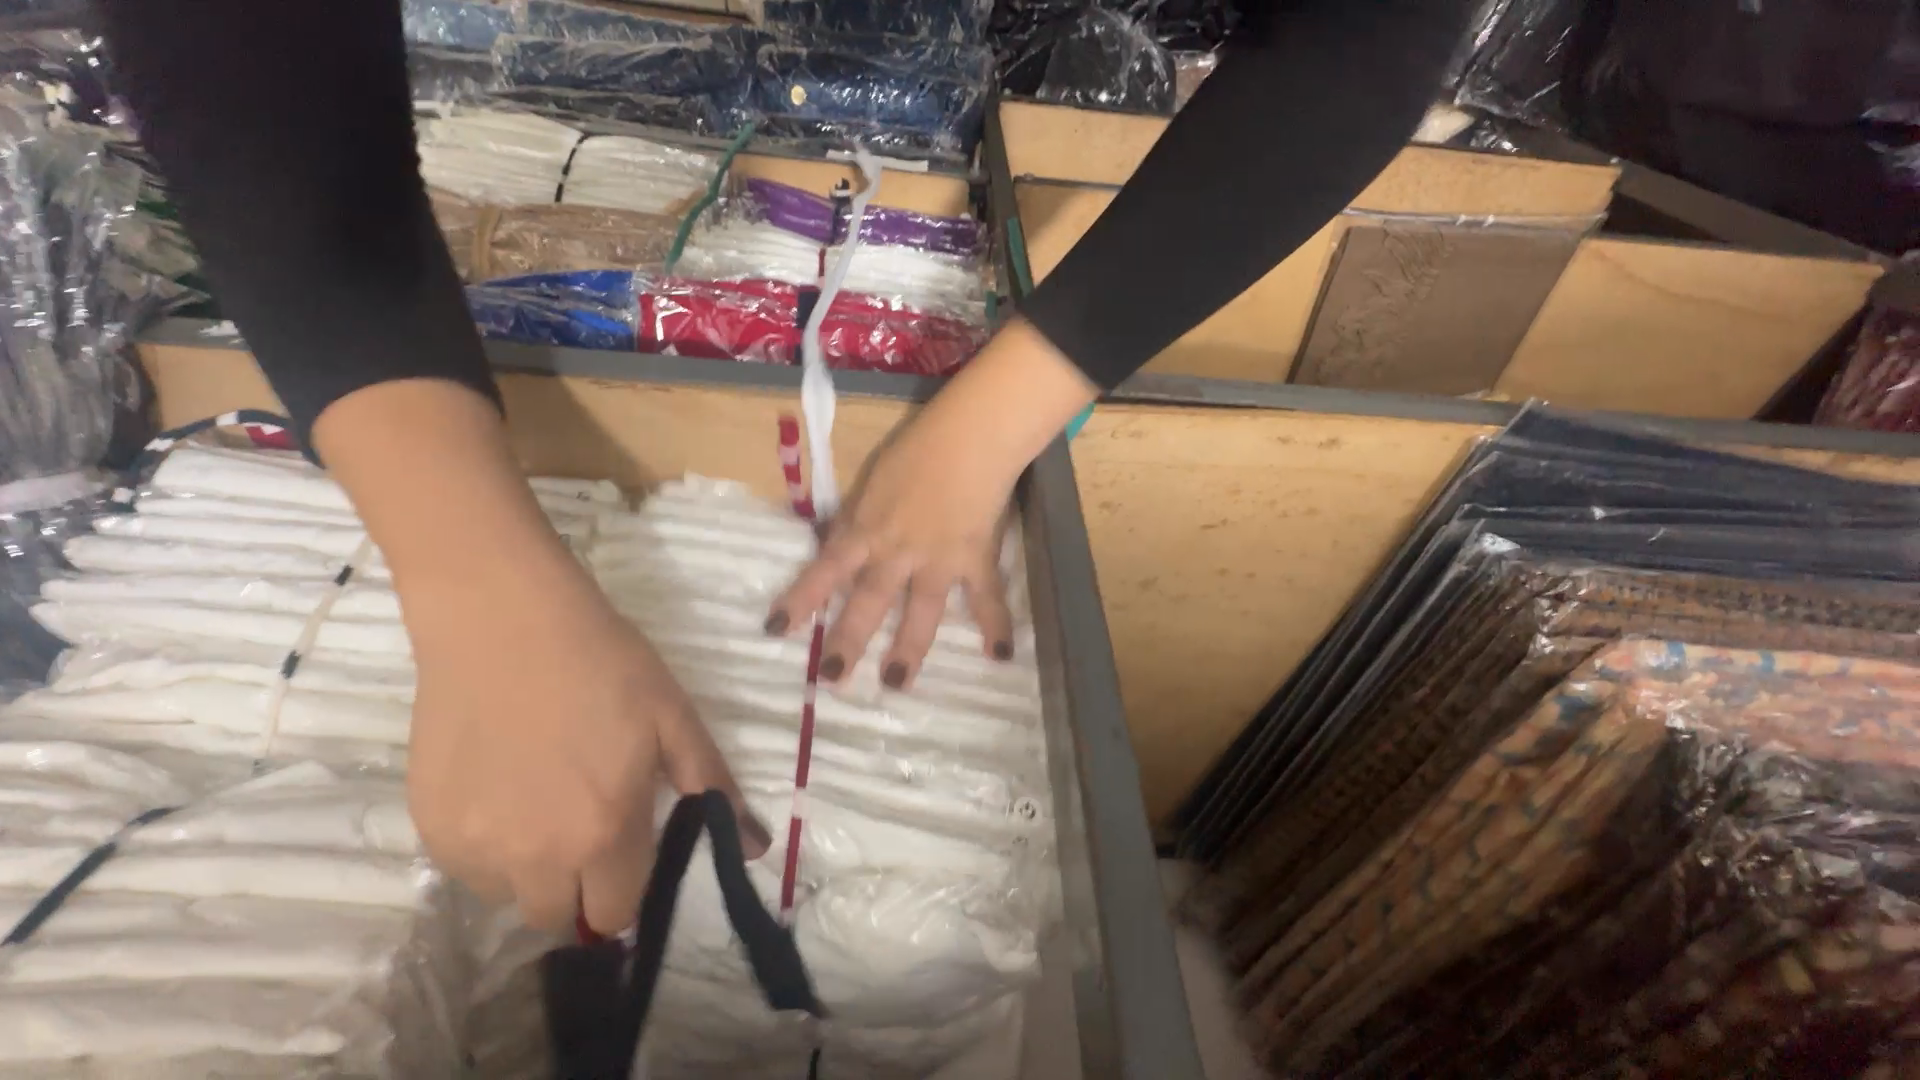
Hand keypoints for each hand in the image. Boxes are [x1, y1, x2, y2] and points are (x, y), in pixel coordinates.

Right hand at [405, 555, 768, 935]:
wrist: (505, 622)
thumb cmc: (604, 665)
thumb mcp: (674, 719)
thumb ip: (713, 788)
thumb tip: (758, 849)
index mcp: (603, 833)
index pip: (618, 913)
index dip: (630, 888)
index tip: (630, 851)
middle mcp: (535, 858)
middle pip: (559, 916)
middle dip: (581, 888)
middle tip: (587, 826)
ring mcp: (473, 847)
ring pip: (511, 895)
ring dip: (532, 870)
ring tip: (543, 801)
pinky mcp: (429, 826)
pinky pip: (467, 867)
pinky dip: (489, 846)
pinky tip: (503, 788)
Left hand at [766, 319, 1098, 687]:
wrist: (969, 435)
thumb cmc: (916, 449)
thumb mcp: (871, 481)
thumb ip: (855, 517)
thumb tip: (830, 540)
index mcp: (865, 529)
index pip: (825, 570)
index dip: (799, 600)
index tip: (774, 630)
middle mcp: (895, 553)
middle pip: (867, 603)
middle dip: (848, 642)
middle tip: (832, 678)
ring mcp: (937, 561)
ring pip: (919, 613)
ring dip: (908, 650)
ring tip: (897, 684)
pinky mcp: (975, 559)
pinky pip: (986, 597)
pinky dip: (996, 624)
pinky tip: (1000, 654)